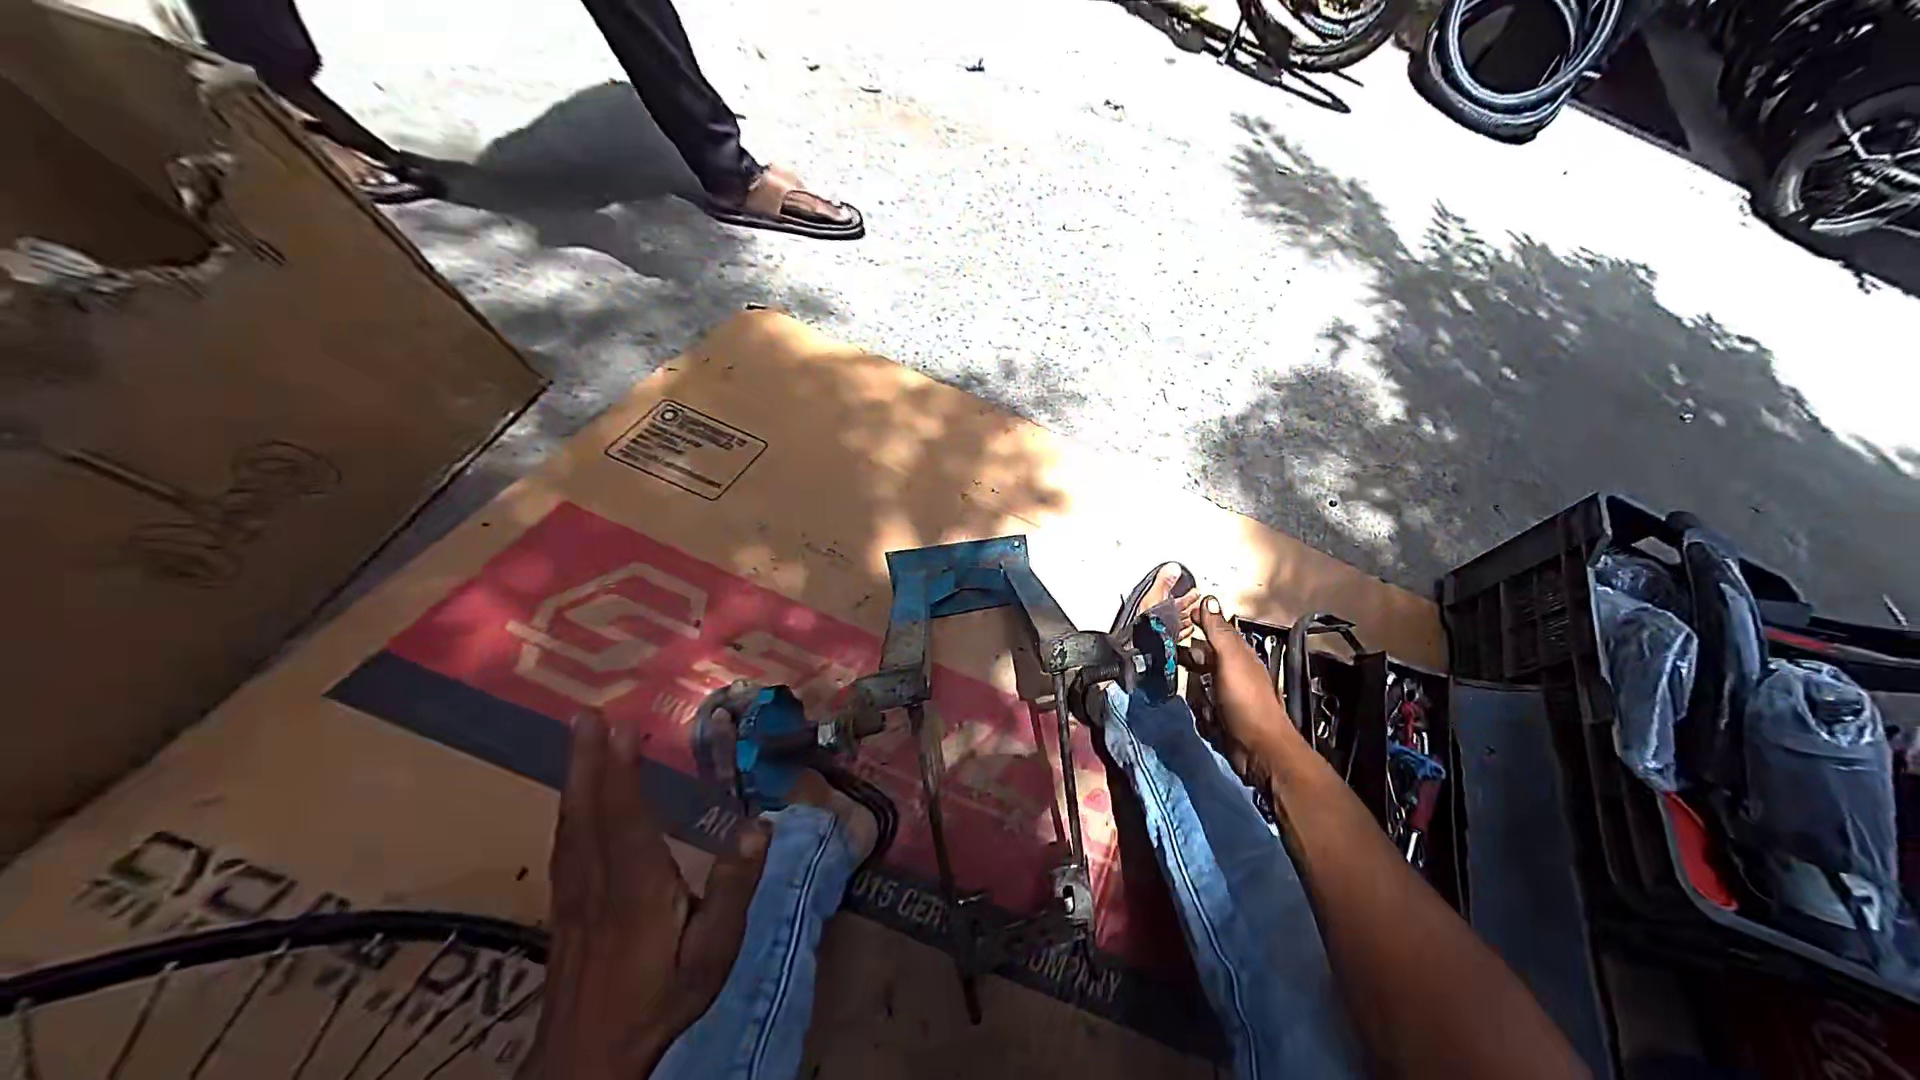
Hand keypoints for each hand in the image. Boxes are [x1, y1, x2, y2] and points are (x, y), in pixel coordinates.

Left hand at [522, 711, 768, 1079]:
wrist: (588, 1060)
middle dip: (588, 758)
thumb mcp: (713, 952)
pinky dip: (570, 807)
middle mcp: (598, 879)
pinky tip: (573, 797)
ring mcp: (574, 893)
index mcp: (636, 886)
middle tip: (585, 714)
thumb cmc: (661, 1000)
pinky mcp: (564, 906)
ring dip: (575, 775)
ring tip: (577, 738)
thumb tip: (757, 825)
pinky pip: (565, 842)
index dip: (620, 770)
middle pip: (589, 809)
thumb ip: (734, 888)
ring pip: (571, 822)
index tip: (619, 727)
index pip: (625, 817)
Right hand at [1186, 597, 1303, 770]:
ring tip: (1205, 705)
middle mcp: (1231, 673)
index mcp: (1237, 655)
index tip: (1177, 622)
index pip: (1214, 632)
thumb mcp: (1230, 660)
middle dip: (1189, 664)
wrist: (1259, 751)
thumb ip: (1217, 631)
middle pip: (1200, 660)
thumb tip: (1208, 598)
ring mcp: (1225, 697)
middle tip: (1177, 667)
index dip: (1197, 624)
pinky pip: (1199, 709)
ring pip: (1195, 686)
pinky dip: (1201, 715)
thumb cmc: (1246, 701)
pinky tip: (1209, 721)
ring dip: (1195, 696)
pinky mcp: (1219, 719)